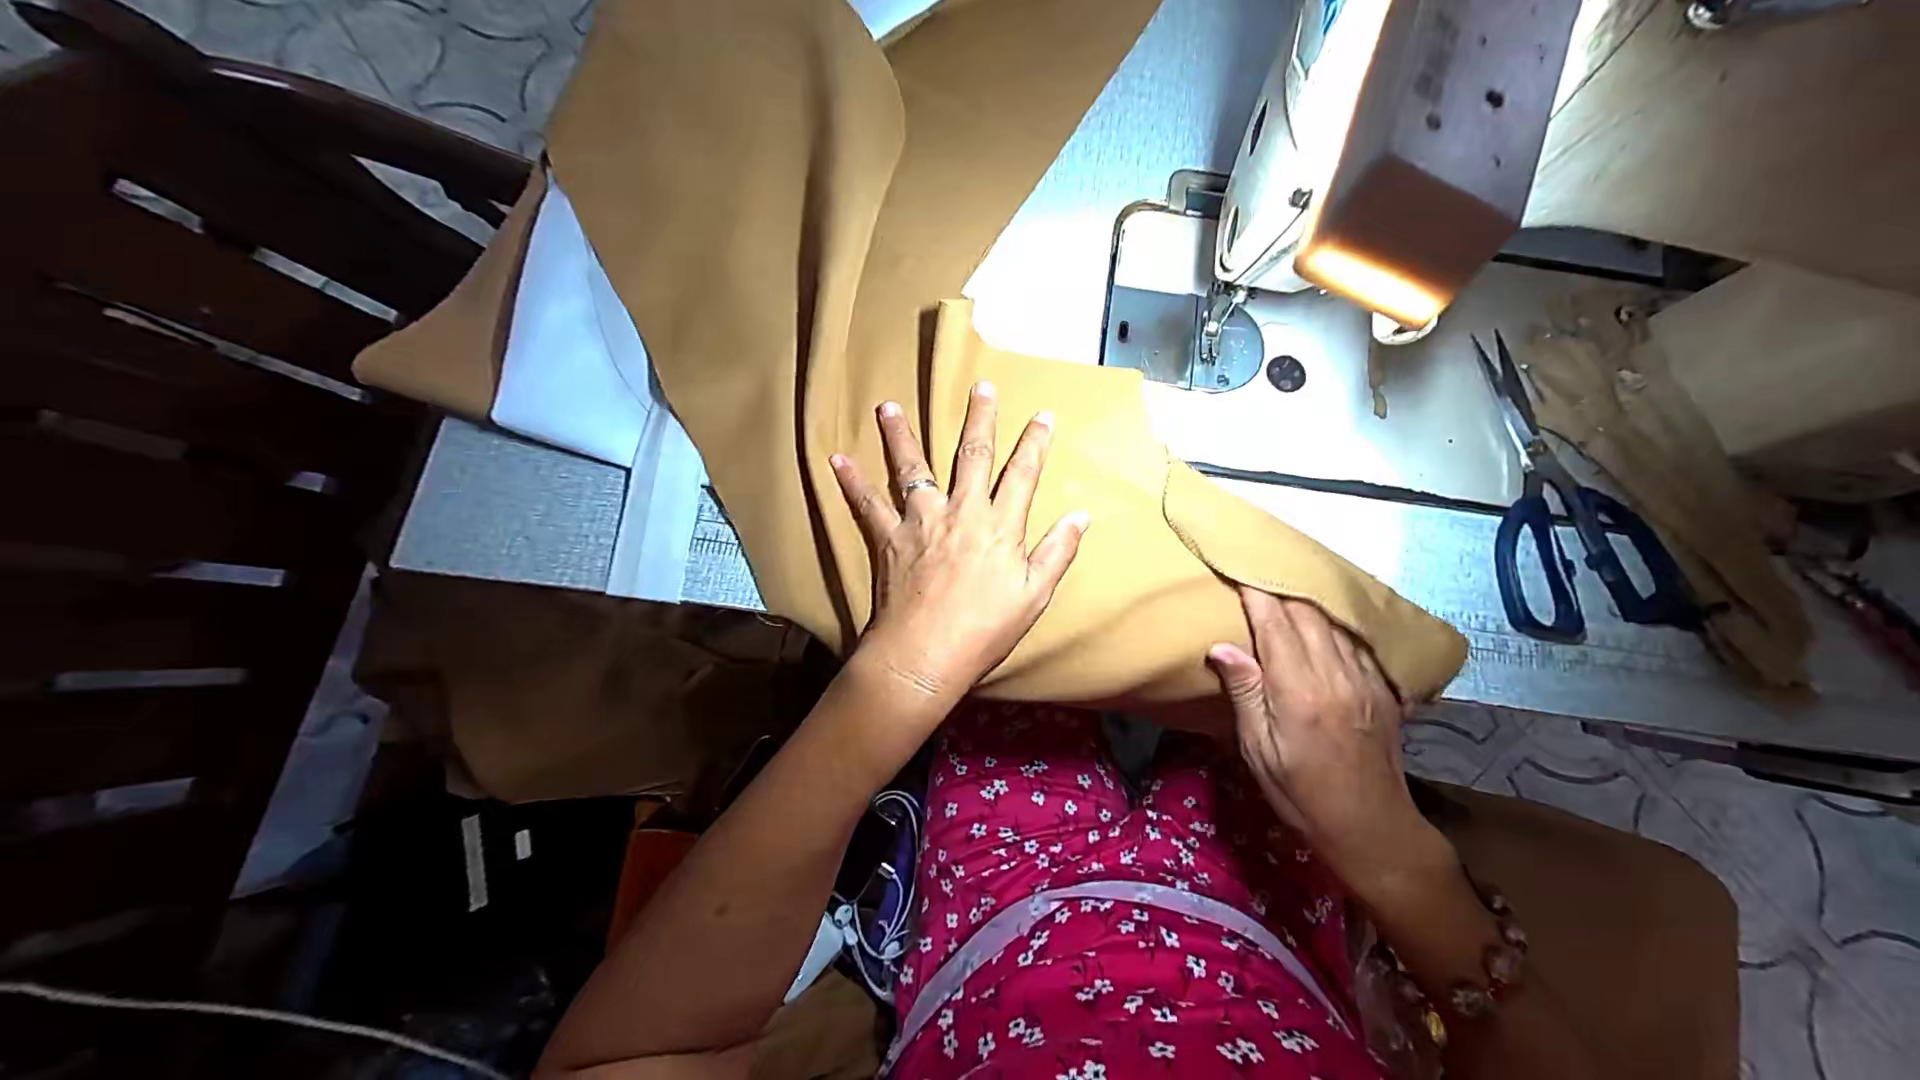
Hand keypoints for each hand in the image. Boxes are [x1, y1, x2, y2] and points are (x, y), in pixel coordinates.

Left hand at [830, 382, 1088, 709]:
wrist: (925, 655)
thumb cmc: (984, 630)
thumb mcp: (1034, 595)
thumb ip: (1057, 552)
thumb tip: (1081, 516)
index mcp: (999, 526)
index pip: (1023, 473)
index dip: (1035, 442)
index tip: (1043, 414)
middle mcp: (960, 512)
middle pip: (970, 455)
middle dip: (979, 418)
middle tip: (981, 386)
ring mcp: (920, 522)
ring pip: (910, 468)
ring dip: (899, 435)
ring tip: (888, 406)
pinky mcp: (888, 539)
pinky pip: (867, 504)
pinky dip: (851, 482)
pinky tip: (836, 460)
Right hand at [1208, 588, 1448, 894]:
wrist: (1372, 829)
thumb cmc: (1300, 794)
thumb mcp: (1259, 751)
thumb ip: (1245, 694)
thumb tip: (1222, 646)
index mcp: (1300, 692)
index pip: (1275, 625)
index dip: (1255, 593)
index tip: (1237, 566)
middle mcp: (1337, 677)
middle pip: (1307, 614)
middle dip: (1280, 586)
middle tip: (1256, 564)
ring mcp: (1365, 681)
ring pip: (1334, 622)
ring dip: (1308, 597)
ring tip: (1285, 578)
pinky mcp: (1382, 689)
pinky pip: (1356, 640)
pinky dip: (1334, 619)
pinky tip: (1322, 613)